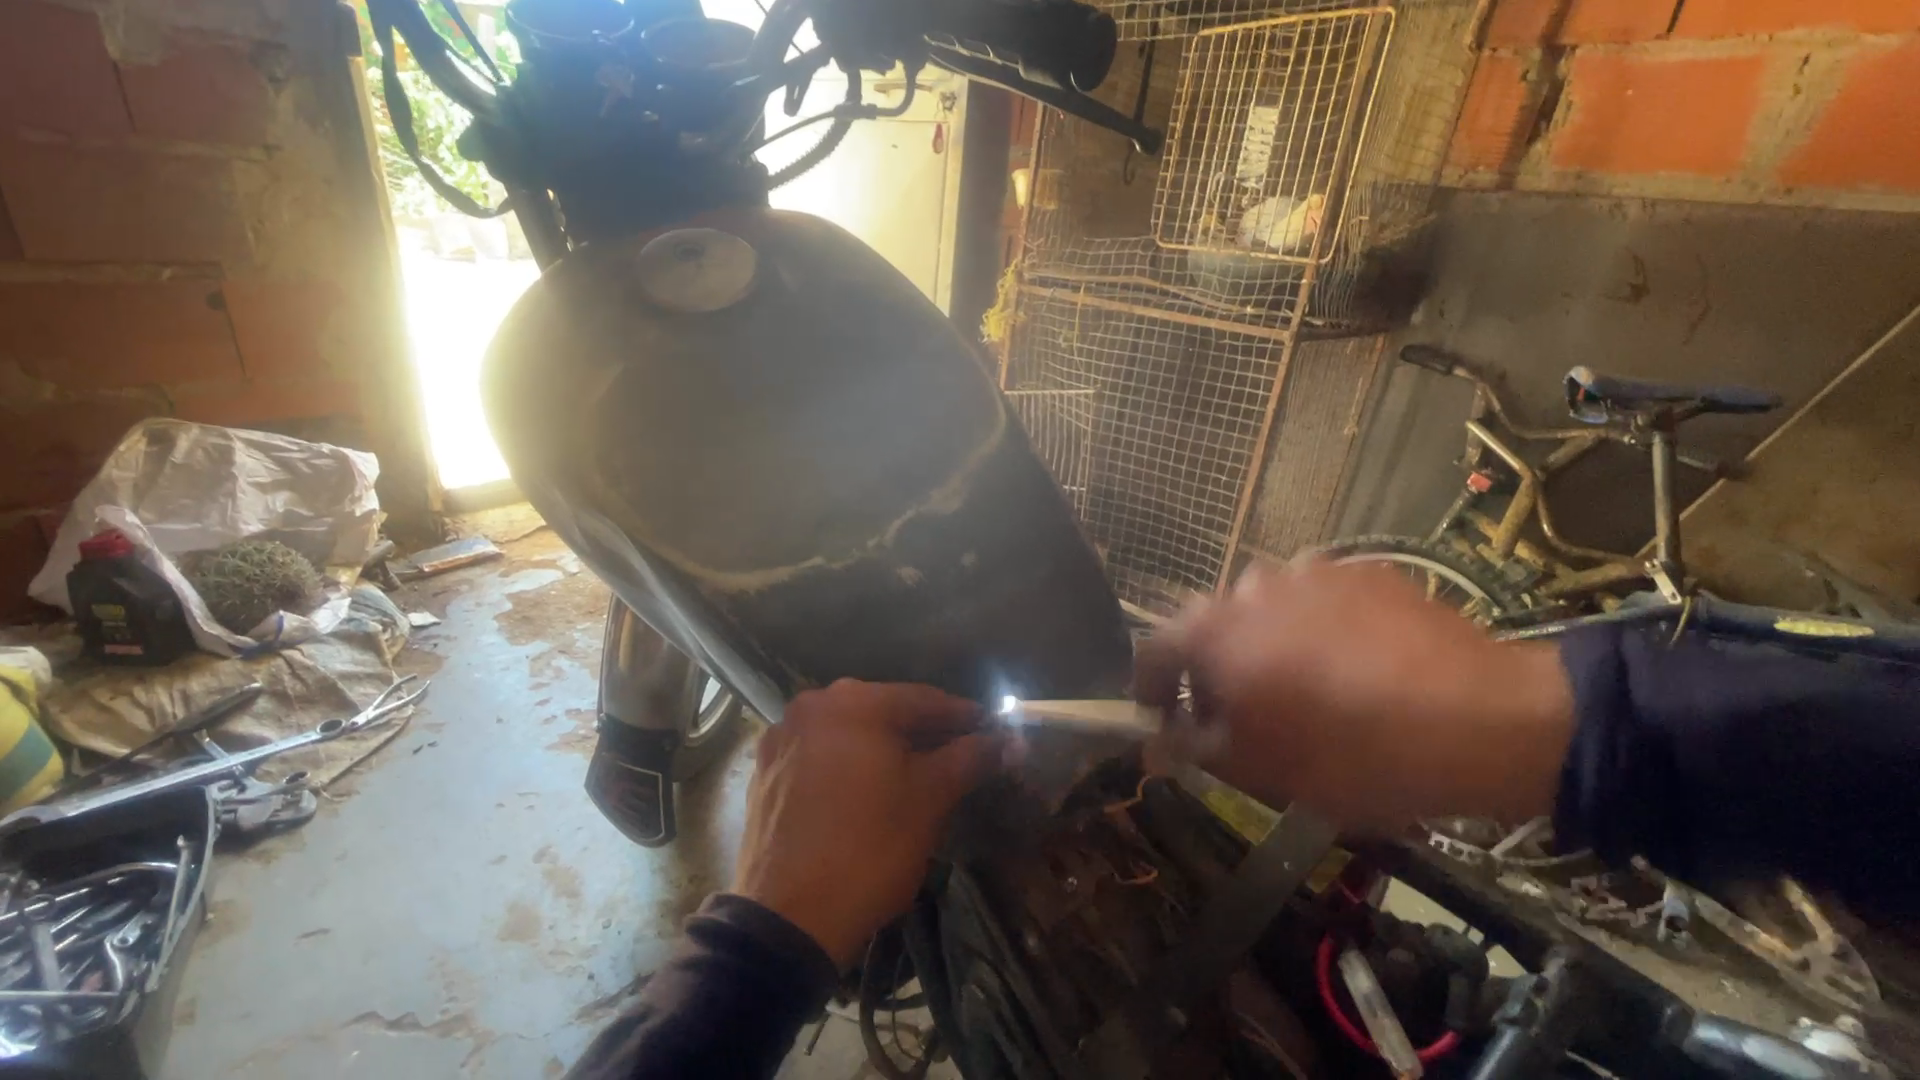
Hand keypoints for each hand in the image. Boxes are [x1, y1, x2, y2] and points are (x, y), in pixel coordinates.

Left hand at [732, 679, 1003, 967]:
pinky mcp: (764, 772)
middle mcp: (812, 706)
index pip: (923, 699)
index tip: (992, 732)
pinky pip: (821, 756)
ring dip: (884, 748)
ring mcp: (782, 738)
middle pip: (883, 711)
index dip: (963, 716)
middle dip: (924, 732)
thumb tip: (1007, 741)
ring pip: (849, 733)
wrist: (789, 919)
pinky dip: (849, 765)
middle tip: (960, 754)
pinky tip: (868, 791)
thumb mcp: (930, 799)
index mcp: (853, 702)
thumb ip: (970, 758)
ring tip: (918, 774)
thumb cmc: (870, 848)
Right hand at [1136, 556, 1575, 830]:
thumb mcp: (1262, 770)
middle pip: (1210, 628)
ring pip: (1266, 612)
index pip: (1153, 650)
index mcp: (1214, 632)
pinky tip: (1354, 666)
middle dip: (1214, 671)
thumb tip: (1154, 745)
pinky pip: (1317, 600)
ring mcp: (1311, 570)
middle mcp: (1251, 587)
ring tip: (1304, 690)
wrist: (1488, 719)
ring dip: (1265, 646)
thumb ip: (1194, 749)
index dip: (1149, 687)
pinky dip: (1316, 629)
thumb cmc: (1355, 754)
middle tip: (1240, 717)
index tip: (1162, 720)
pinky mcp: (1364, 569)